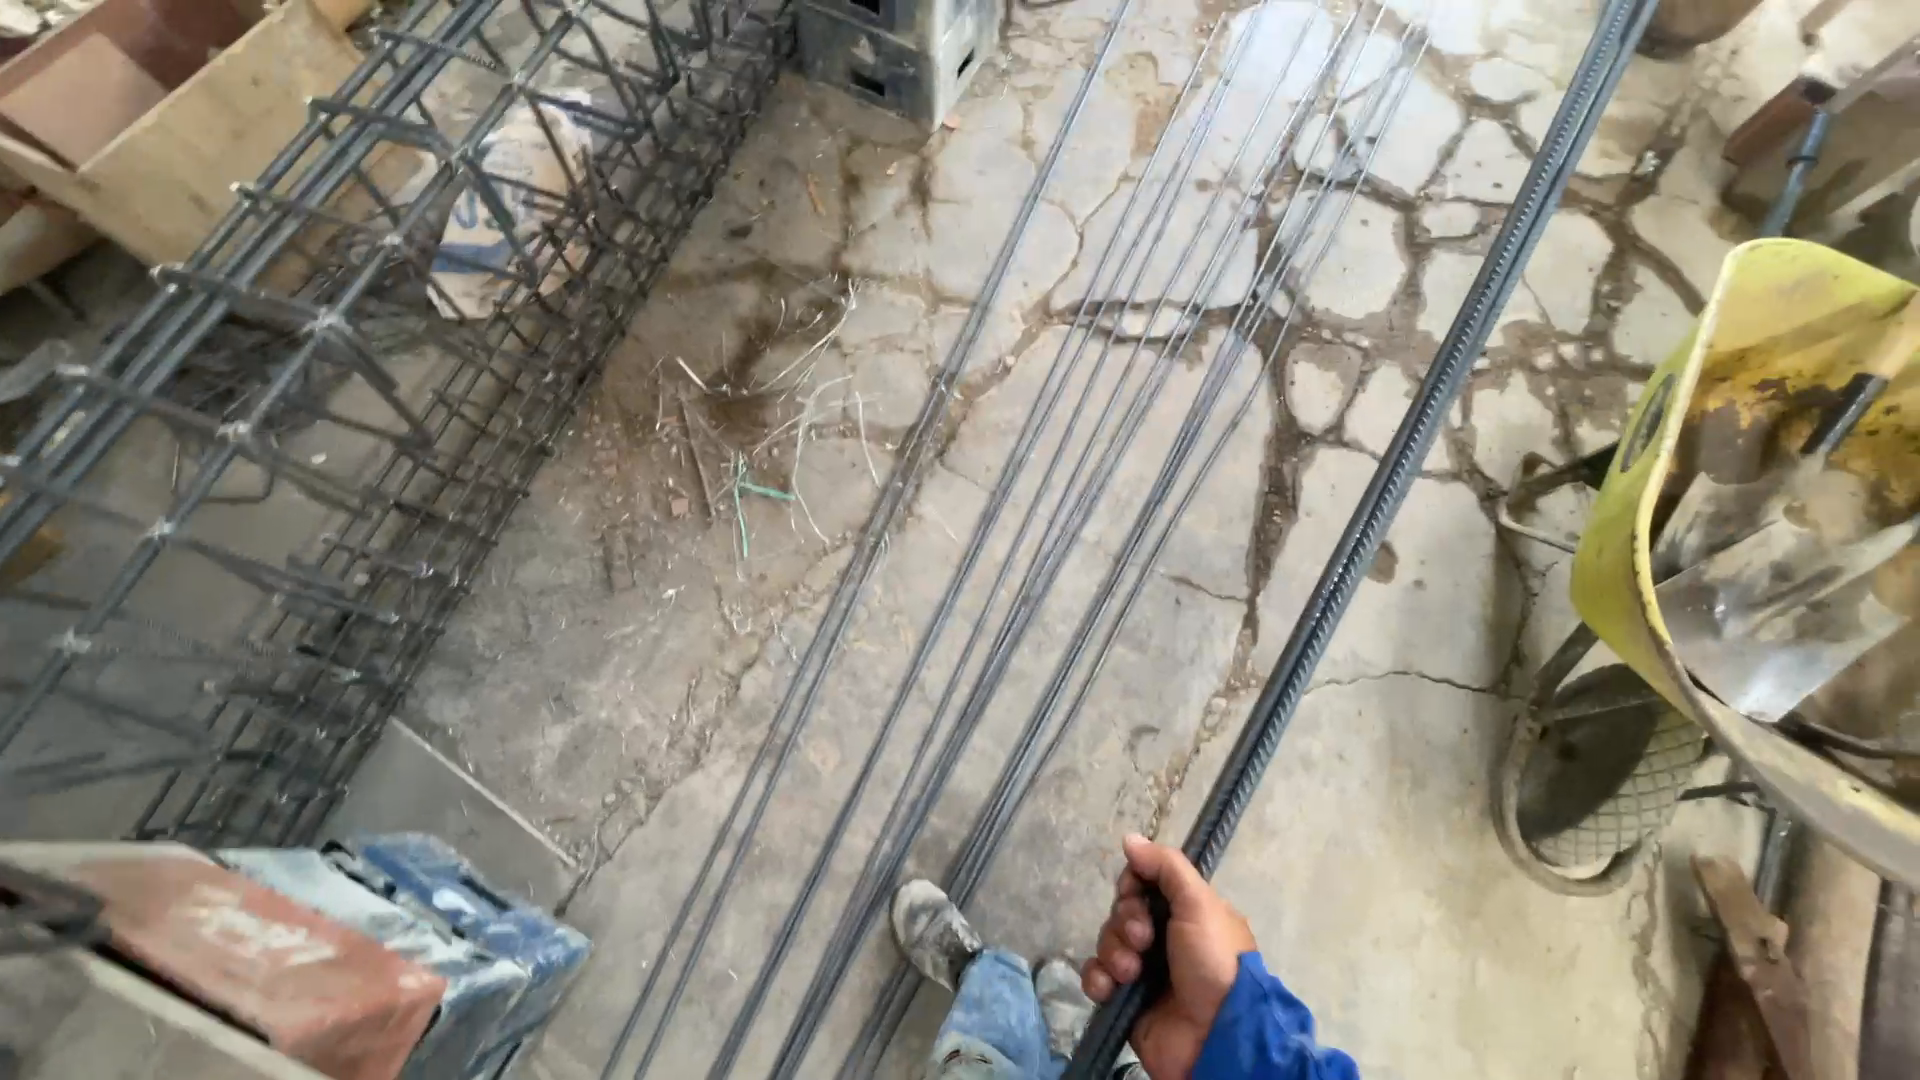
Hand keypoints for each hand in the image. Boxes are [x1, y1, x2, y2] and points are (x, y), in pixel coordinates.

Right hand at [1082, 834, 1256, 1079]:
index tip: (1136, 893)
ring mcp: (1143, 971)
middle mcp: (1163, 938)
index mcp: (1184, 913)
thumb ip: (1166, 867)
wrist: (1217, 1040)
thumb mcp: (1200, 904)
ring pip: (1107, 941)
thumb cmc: (1214, 963)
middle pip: (1122, 910)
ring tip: (1131, 972)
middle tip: (1143, 940)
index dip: (1132, 885)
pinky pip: (1097, 977)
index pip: (1142, 883)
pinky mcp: (1125, 1001)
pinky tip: (1110, 987)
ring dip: (1114, 951)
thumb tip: (1129, 839)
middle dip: (1125, 921)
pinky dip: (1098, 979)